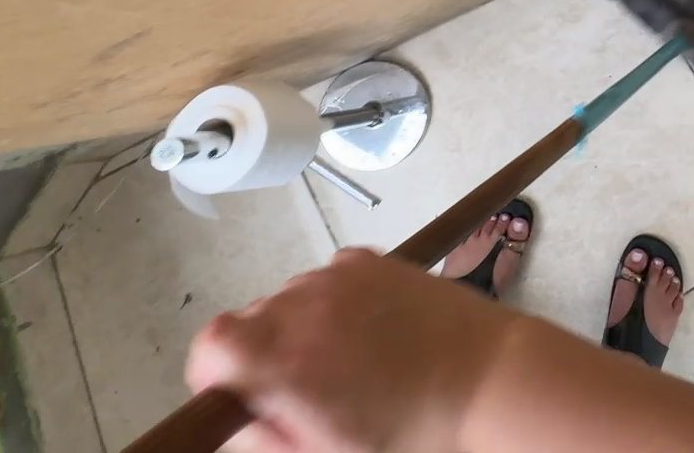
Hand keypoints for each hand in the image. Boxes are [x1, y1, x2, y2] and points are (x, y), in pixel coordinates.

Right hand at [186, 247, 520, 452]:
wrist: (483, 376)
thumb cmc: (405, 429)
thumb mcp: (321, 451)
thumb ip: (261, 438)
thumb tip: (235, 421)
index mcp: (281, 355)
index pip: (209, 345)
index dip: (216, 374)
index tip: (245, 395)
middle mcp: (305, 303)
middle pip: (251, 319)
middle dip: (263, 351)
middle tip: (308, 385)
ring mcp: (342, 274)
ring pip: (293, 297)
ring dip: (303, 323)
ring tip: (351, 357)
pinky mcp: (375, 259)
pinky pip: (332, 276)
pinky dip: (338, 297)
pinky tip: (373, 325)